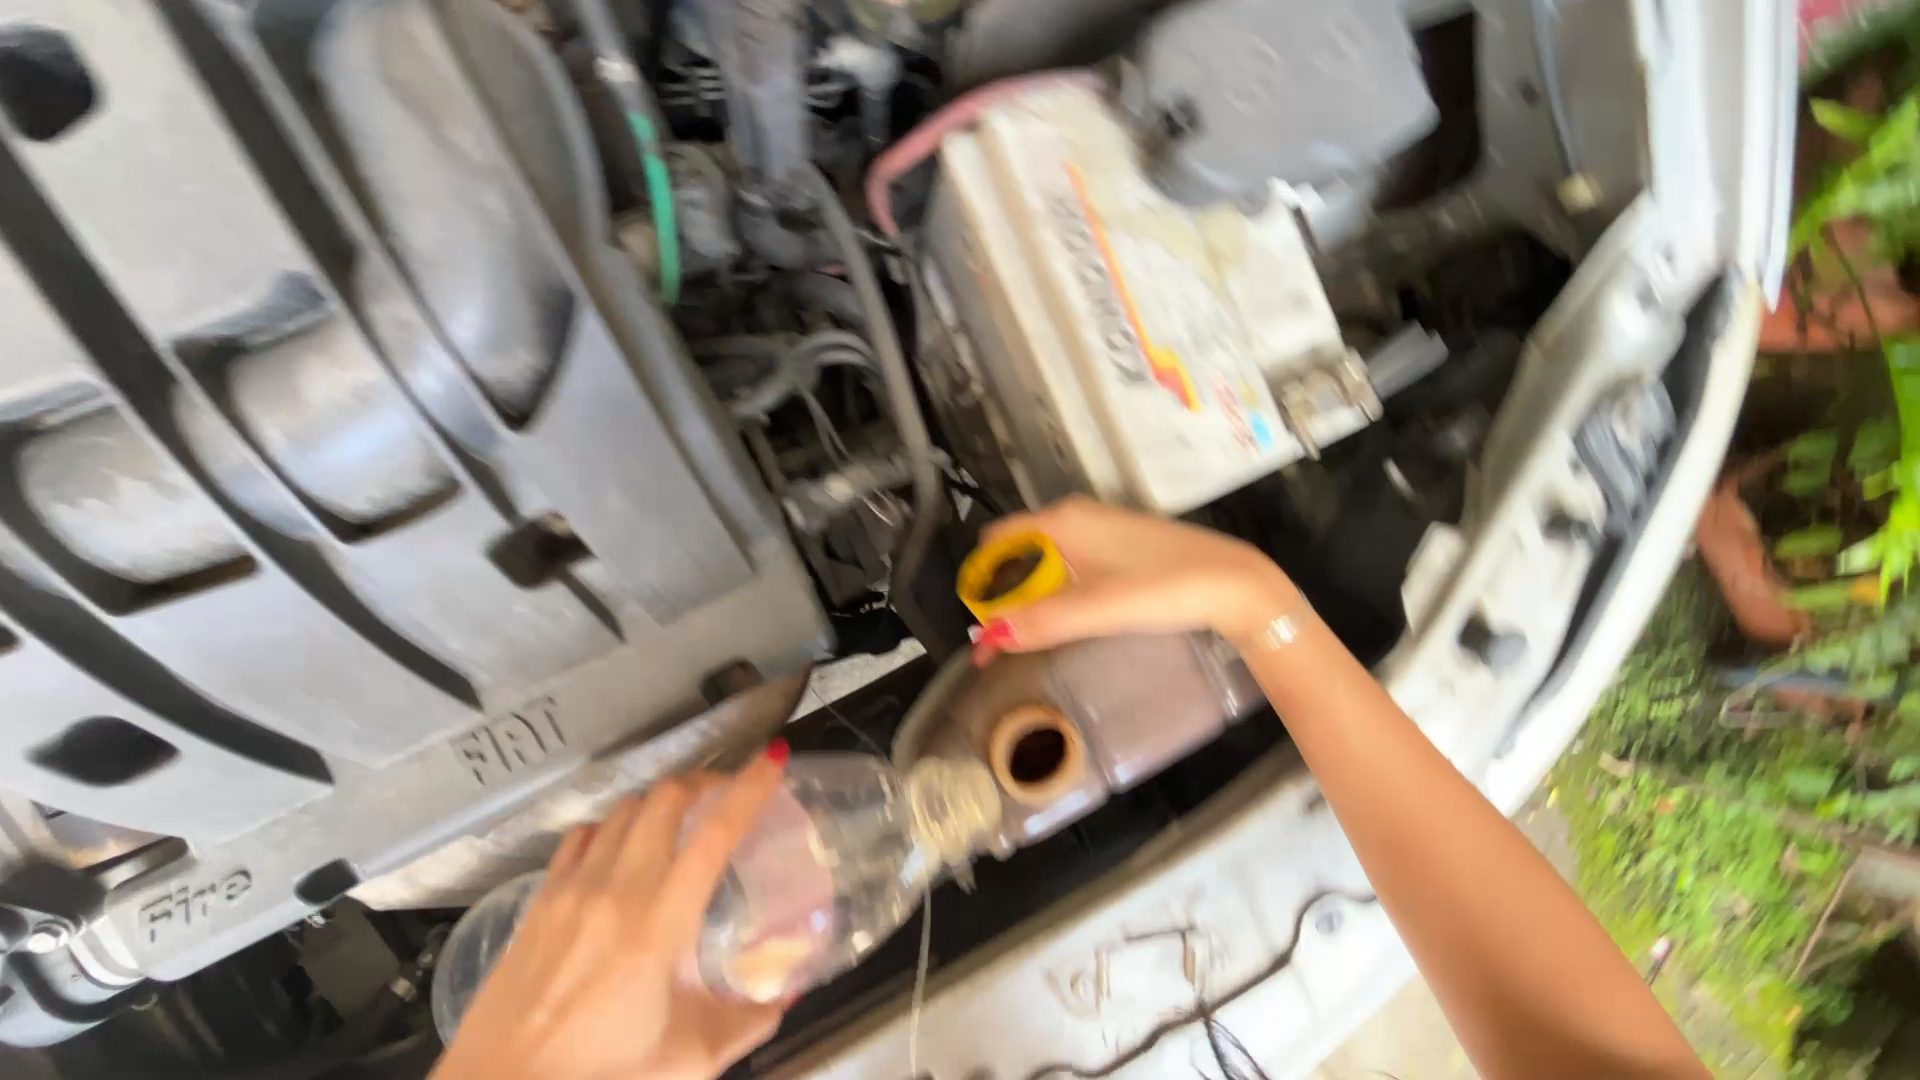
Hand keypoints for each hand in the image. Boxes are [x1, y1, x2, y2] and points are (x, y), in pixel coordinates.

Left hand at [431, 745, 790, 1079]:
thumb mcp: (688, 1062)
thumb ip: (747, 1022)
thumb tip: (787, 996)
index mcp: (660, 924)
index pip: (715, 834)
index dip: (750, 787)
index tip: (774, 757)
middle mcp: (616, 890)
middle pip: (665, 798)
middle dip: (703, 782)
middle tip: (726, 795)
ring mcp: (571, 889)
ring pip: (624, 809)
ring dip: (660, 802)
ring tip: (679, 821)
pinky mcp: (538, 901)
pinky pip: (581, 835)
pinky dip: (611, 825)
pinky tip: (619, 849)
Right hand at [972, 497, 1302, 661]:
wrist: (1237, 584)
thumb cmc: (1164, 588)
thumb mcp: (1098, 609)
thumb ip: (1041, 622)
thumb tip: (986, 638)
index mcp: (1062, 521)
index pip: (998, 541)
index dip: (981, 580)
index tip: (978, 623)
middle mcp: (1075, 516)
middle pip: (1019, 551)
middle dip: (1003, 594)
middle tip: (1001, 642)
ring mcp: (1101, 528)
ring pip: (1046, 559)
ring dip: (1031, 595)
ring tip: (1028, 636)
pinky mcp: (1122, 544)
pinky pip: (1071, 563)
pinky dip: (1057, 590)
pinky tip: (1069, 617)